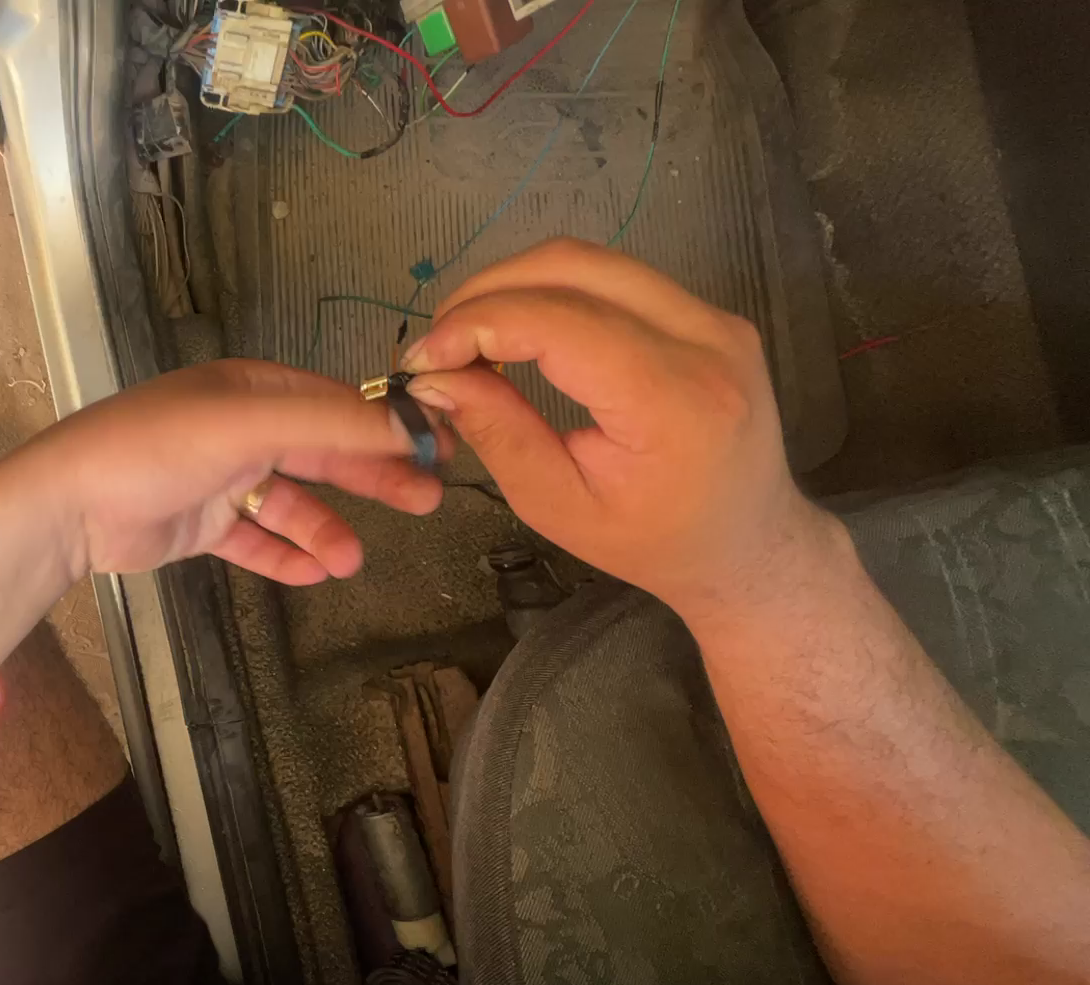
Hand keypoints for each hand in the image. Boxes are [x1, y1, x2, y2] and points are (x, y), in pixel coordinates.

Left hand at [9, 358, 445, 584]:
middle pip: (321, 452)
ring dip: (323, 529)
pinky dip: (282, 556)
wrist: (72, 504)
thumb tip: (410, 425)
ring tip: (352, 561)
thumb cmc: (160, 447)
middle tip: (427, 502)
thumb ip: (330, 425)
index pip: (336, 404)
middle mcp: (240, 429)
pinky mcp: (200, 524)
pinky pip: (254, 541)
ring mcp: (220, 479)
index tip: (441, 451)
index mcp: (252, 390)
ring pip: (288, 503)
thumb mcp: (249, 423)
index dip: (389, 426)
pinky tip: (313, 574)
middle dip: (371, 477)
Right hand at [400, 238, 838, 617]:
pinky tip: (511, 333)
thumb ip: (497, 433)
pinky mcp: (702, 313)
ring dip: (509, 287)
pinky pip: (607, 278)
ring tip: (464, 338)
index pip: (556, 321)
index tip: (420, 362)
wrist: (745, 542)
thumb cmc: (646, 541)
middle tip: (436, 344)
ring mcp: (710, 316)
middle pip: (570, 266)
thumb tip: (433, 379)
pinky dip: (542, 293)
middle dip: (482, 294)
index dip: (474, 327)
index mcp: (670, 398)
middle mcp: (703, 337)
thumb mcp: (554, 503)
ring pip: (587, 261)